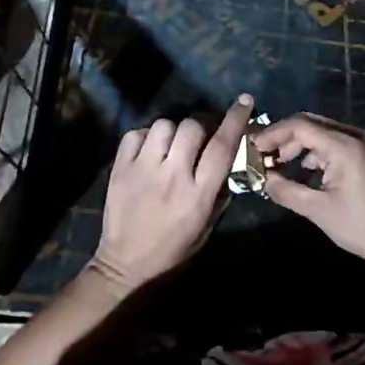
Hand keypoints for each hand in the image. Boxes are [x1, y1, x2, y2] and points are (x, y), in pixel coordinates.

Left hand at [87, 94, 255, 293]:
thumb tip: (230, 164)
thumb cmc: (171, 249)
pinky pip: (137, 133)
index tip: (244, 101)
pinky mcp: (120, 167)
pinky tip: (149, 150)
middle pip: (192, 127)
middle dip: (200, 127)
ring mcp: (143, 168)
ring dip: (173, 131)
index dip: (235, 120)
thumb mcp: (205, 227)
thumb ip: (219, 194)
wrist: (124, 263)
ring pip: (164, 125)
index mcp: (198, 193)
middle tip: (199, 138)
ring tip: (171, 146)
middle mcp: (172, 175)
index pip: (222, 147)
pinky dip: (146, 136)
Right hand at [246, 114, 364, 272]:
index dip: (272, 134)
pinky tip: (301, 172)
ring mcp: (362, 145)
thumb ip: (286, 190)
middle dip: (283, 138)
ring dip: (298, 146)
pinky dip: (314, 153)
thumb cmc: (362, 226)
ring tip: (278, 166)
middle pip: (310, 124)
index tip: (253, 148)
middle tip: (262, 155)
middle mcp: (353, 137)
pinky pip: (333, 144)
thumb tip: (261, 179)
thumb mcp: (318, 210)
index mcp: (343, 145)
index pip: (299, 125)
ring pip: (321, 133)